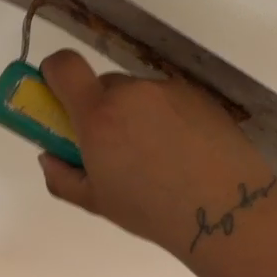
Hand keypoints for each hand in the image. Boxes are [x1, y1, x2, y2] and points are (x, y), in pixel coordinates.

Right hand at [33, 49, 276, 259]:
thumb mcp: (95, 201)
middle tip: (109, 147)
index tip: (54, 96)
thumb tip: (49, 157)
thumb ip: (61, 176)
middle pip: (101, 85)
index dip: (52, 73)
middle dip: (97, 109)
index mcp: (98, 115)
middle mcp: (131, 93)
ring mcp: (168, 91)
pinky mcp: (199, 96)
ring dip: (133, 116)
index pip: (63, 66)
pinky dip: (164, 120)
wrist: (227, 210)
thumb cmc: (151, 209)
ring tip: (153, 157)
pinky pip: (167, 101)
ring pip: (136, 95)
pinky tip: (179, 153)